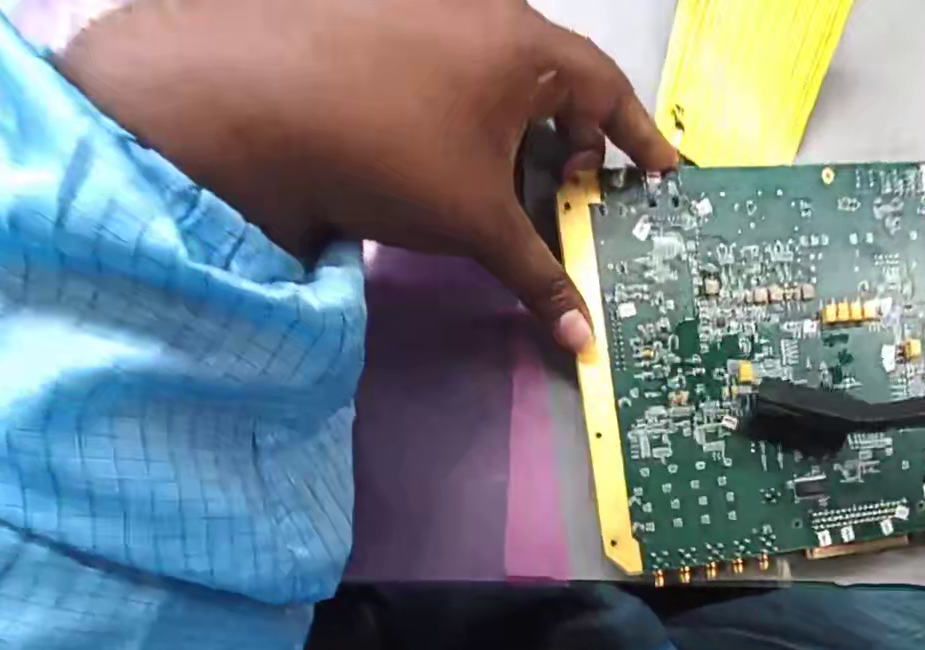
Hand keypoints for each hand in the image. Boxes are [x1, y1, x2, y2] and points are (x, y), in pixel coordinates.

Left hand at [57, 0, 677, 350]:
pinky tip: (456, 169)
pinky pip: (457, 85)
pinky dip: (476, 131)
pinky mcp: (387, 38)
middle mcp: (484, 16)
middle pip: (557, 86)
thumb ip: (539, 277)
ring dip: (522, 141)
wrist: (261, 108)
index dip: (640, 138)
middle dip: (576, 144)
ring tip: (516, 193)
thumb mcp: (480, 223)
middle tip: (577, 194)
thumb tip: (582, 341)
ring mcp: (430, 20)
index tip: (663, 173)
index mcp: (525, 46)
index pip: (608, 89)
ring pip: (503, 87)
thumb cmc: (396, 153)